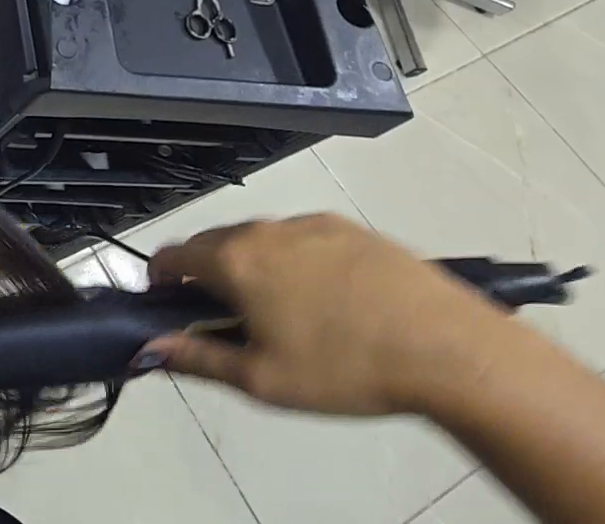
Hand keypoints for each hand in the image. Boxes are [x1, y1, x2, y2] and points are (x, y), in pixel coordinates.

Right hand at [142, 214, 513, 415]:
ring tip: (287, 310)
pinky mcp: (350, 228)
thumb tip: (149, 347)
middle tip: (232, 317)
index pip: (169, 254)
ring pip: (258, 239)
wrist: (455, 354)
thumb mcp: (264, 381)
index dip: (161, 280)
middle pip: (211, 243)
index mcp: (231, 260)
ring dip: (252, 265)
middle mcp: (260, 230)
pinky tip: (331, 298)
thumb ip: (197, 359)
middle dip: (207, 273)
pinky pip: (301, 238)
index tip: (174, 307)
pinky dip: (297, 260)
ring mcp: (308, 224)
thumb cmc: (347, 369)